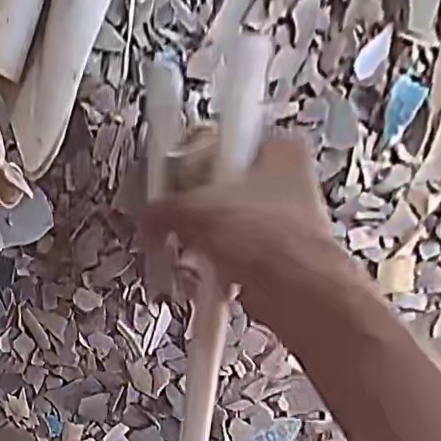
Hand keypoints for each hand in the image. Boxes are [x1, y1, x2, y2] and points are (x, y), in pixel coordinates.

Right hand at [138, 135, 369, 331]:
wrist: (293, 291)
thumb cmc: (271, 241)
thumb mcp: (197, 210)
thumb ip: (164, 207)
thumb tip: (147, 213)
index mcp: (279, 149)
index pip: (220, 148)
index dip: (187, 170)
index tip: (167, 185)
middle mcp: (285, 183)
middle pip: (216, 193)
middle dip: (189, 216)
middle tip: (175, 226)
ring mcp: (278, 223)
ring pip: (220, 230)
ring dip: (199, 246)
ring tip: (190, 254)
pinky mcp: (268, 258)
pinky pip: (227, 257)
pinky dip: (212, 267)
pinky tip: (206, 274)